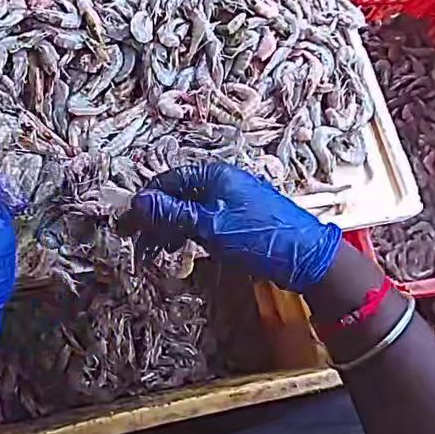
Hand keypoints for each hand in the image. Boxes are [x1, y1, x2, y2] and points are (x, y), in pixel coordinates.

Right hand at [120, 162, 342, 290]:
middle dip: (155, 218)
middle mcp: (220, 182)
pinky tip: (179, 248)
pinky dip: (187, 233)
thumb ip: (172, 213)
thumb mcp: (209, 225)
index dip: (146, 202)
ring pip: (188, 210)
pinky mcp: (237, 218)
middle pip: (176, 195)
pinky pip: (203, 220)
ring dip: (169, 229)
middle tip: (137, 241)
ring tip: (155, 251)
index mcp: (213, 175)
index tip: (128, 222)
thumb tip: (138, 202)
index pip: (167, 181)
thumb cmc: (257, 236)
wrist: (307, 258)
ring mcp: (230, 200)